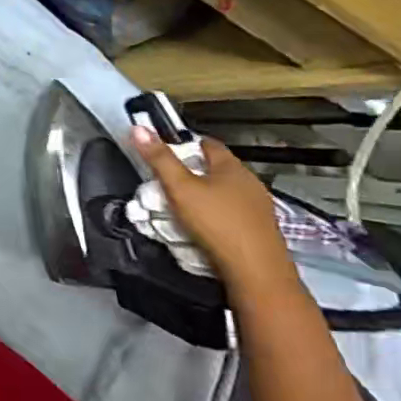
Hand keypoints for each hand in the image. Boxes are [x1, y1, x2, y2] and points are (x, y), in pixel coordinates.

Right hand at [130, 128, 292, 290]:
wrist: (257, 272)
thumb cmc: (216, 223)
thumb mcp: (179, 188)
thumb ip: (159, 159)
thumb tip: (138, 128)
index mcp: (231, 167)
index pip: (208, 144)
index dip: (186, 143)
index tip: (167, 151)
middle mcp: (250, 182)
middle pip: (218, 168)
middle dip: (194, 170)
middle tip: (169, 178)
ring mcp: (260, 207)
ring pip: (227, 191)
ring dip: (207, 193)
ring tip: (182, 203)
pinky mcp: (261, 229)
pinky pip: (235, 212)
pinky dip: (218, 212)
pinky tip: (205, 225)